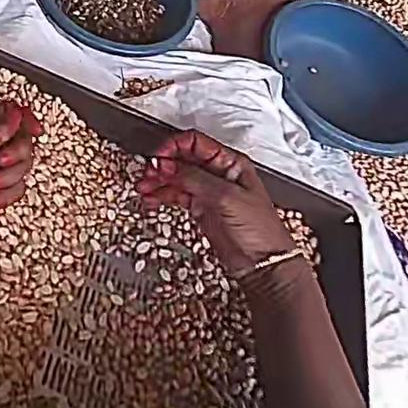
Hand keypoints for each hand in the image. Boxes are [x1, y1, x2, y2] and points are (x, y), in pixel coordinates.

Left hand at [0, 101, 41, 287]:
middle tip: (1, 161)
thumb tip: (15, 114)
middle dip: (15, 153)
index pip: (7, 115)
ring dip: (5, 179)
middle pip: (21, 141)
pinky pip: (18, 189)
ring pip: (22, 166)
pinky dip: (2, 196)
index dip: (23, 118)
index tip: (33, 127)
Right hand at [135, 130, 294, 280]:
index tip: (158, 158)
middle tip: (146, 174)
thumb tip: (167, 164)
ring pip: (176, 177)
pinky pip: (177, 195)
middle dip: (162, 163)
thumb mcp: (226, 198)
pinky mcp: (201, 208)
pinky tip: (151, 199)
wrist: (264, 265)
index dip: (174, 147)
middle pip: (183, 158)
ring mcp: (208, 191)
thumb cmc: (259, 229)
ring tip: (143, 188)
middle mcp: (218, 172)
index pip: (195, 143)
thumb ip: (195, 179)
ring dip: (158, 180)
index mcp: (229, 162)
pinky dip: (162, 195)